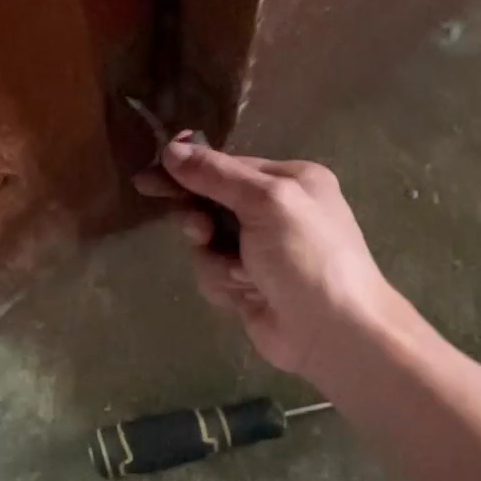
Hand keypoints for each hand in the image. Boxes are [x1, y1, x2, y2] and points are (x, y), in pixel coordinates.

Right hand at [137, 141, 399, 379]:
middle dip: (202, 223)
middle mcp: (274, 211)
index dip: (185, 172)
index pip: (223, 166)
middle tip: (202, 235)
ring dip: (215, 261)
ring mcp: (259, 250)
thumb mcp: (266, 202)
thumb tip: (171, 148)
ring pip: (204, 243)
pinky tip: (246, 295)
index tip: (147, 179)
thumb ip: (216, 174)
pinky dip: (222, 283)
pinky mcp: (246, 283)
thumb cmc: (307, 257)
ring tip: (242, 276)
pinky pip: (211, 272)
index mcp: (289, 180)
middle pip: (208, 204)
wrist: (333, 332)